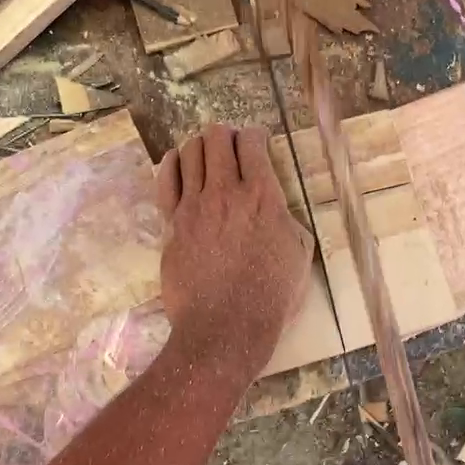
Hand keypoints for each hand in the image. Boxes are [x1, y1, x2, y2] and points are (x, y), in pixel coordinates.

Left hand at [155, 124, 310, 373]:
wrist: (225, 328)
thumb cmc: (270, 296)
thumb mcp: (299, 252)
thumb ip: (286, 218)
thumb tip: (275, 206)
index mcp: (263, 196)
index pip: (252, 143)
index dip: (255, 135)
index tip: (257, 142)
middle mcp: (226, 191)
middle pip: (217, 138)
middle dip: (225, 135)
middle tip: (231, 148)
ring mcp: (194, 205)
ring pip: (190, 152)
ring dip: (200, 147)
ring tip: (206, 156)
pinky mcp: (171, 222)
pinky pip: (166, 179)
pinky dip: (172, 163)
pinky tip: (177, 162)